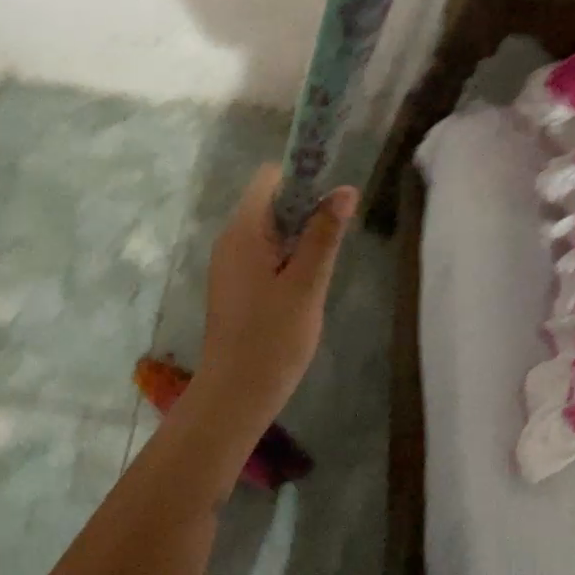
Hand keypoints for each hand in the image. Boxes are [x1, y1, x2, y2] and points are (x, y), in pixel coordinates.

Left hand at [199, 166, 356, 417]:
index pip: (271, 177)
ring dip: (298, 238)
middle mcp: (230, 238)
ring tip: (318, 272)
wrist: (233, 397)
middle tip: (331, 244)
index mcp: (243, 230)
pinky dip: (285, 258)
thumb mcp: (307, 285)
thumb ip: (325, 235)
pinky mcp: (233, 284)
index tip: (331, 202)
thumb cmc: (272, 339)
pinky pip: (262, 252)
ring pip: (269, 229)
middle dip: (305, 212)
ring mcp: (229, 263)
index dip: (303, 178)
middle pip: (271, 201)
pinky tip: (301, 289)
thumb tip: (345, 189)